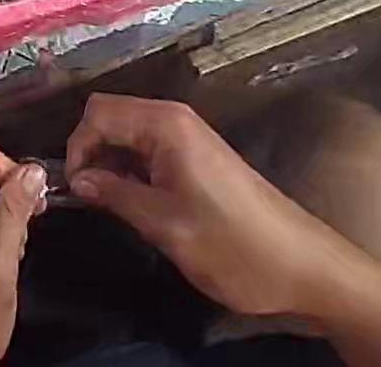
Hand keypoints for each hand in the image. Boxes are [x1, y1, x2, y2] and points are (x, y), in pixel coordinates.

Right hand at [65, 94, 366, 325]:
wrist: (305, 268)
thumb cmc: (233, 246)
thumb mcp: (166, 226)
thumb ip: (115, 195)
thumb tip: (76, 180)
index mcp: (165, 124)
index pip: (98, 113)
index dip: (78, 146)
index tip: (74, 188)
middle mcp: (173, 117)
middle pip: (109, 114)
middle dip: (91, 148)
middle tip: (89, 193)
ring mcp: (186, 132)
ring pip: (126, 129)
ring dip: (109, 158)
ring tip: (110, 200)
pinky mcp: (194, 150)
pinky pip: (146, 143)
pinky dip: (130, 164)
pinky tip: (135, 196)